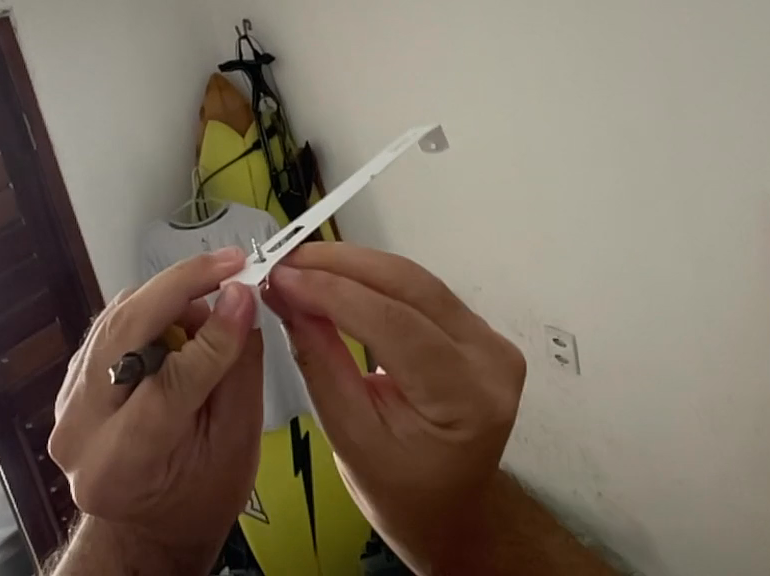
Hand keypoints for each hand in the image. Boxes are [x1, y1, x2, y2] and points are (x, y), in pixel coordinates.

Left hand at [48, 247, 264, 568]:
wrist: (150, 520)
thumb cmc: (200, 494)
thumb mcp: (236, 443)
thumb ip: (236, 369)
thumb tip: (239, 300)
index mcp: (120, 465)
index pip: (166, 386)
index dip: (211, 336)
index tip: (244, 294)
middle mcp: (79, 429)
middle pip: (125, 332)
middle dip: (181, 287)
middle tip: (229, 264)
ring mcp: (67, 400)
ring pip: (118, 318)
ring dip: (170, 295)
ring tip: (216, 296)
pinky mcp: (72, 376)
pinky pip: (114, 323)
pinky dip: (154, 308)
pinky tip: (187, 312)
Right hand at [262, 242, 530, 574]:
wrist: (449, 509)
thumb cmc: (400, 489)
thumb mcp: (348, 436)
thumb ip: (318, 360)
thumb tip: (284, 294)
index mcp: (466, 399)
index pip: (393, 323)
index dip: (331, 291)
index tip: (280, 276)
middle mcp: (489, 358)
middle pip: (408, 285)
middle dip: (339, 264)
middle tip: (283, 259)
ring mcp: (489, 338)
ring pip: (411, 277)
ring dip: (351, 263)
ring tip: (298, 264)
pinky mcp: (475, 327)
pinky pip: (416, 287)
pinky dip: (368, 275)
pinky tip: (331, 274)